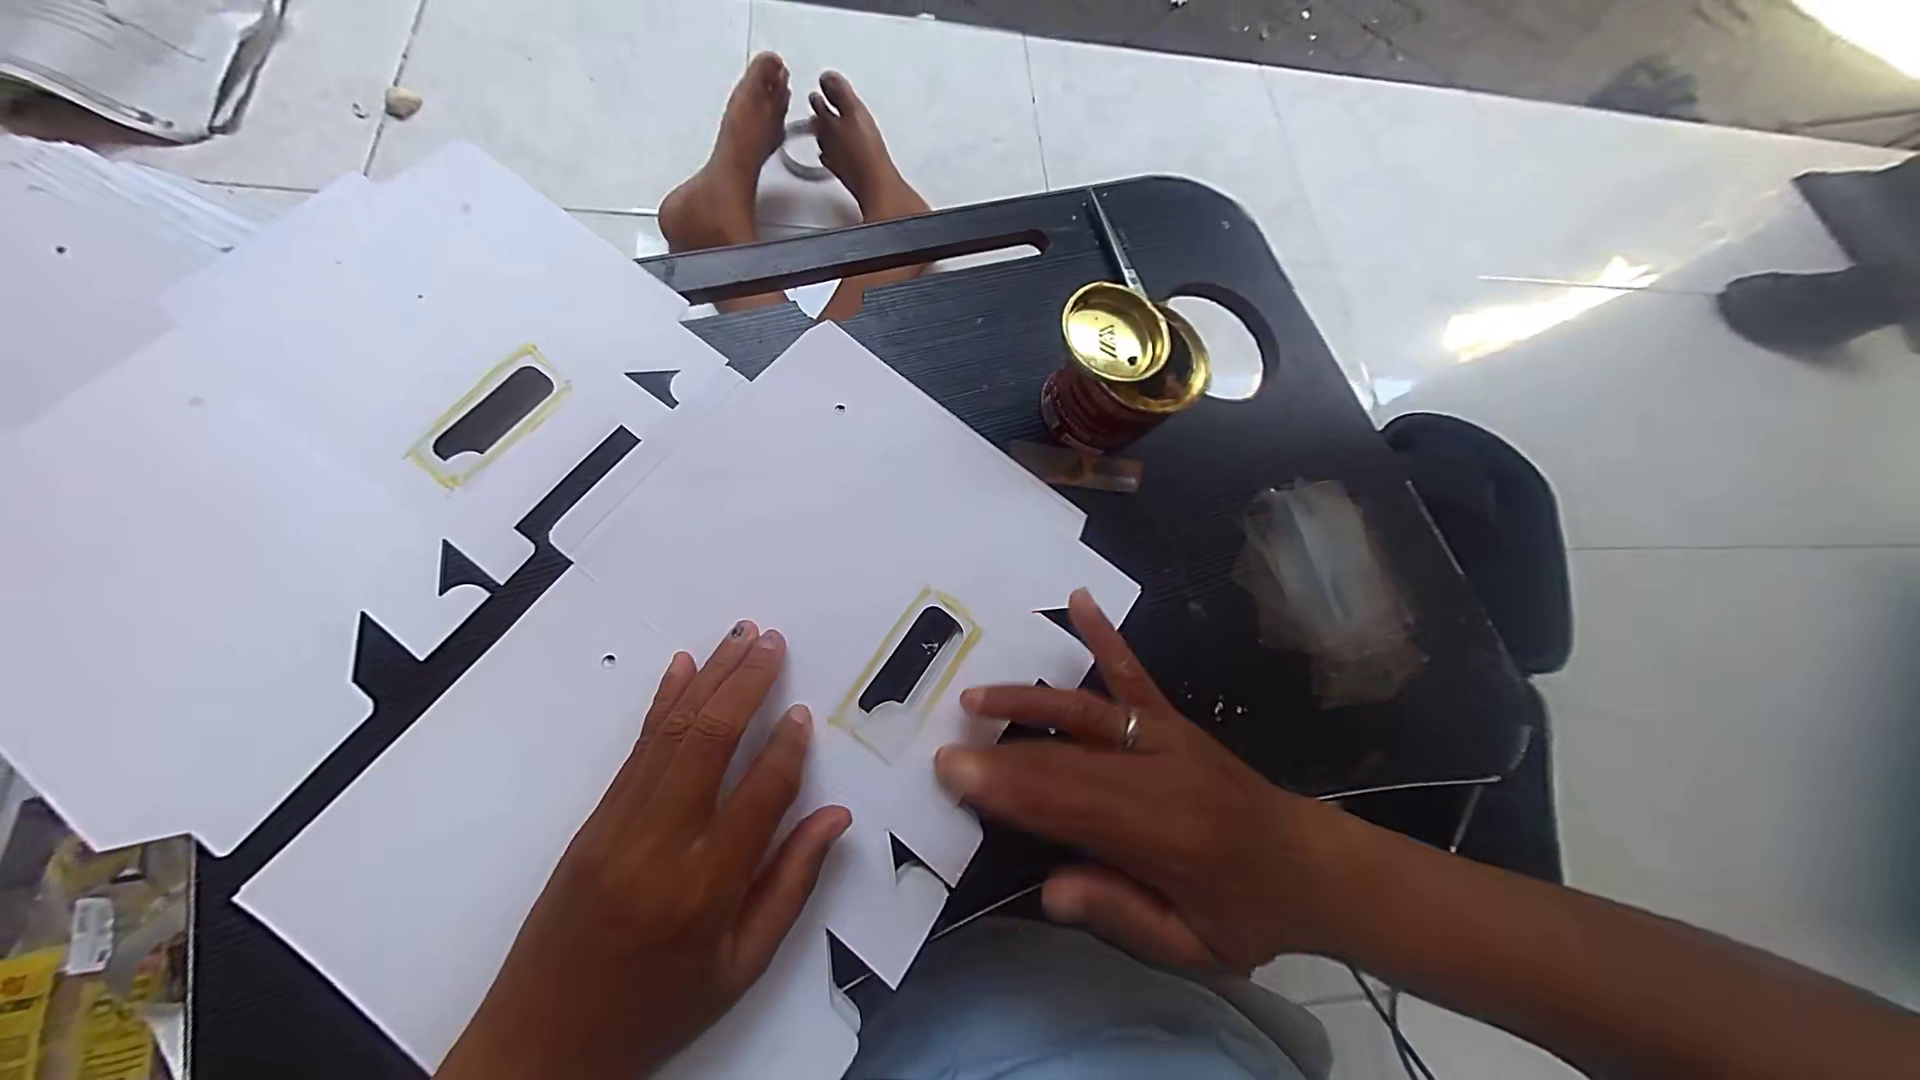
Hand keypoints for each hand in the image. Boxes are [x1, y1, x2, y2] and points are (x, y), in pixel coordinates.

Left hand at [437, 622, 851, 1079]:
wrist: (539, 1049)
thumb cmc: (656, 1010)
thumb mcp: (742, 965)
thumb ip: (794, 883)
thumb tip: (835, 817)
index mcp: (707, 886)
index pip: (762, 790)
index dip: (788, 745)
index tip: (803, 712)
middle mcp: (661, 843)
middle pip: (711, 739)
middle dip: (747, 681)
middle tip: (772, 641)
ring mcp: (619, 825)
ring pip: (674, 731)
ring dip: (711, 677)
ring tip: (741, 636)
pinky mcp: (595, 819)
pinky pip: (638, 748)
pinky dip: (664, 702)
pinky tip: (682, 668)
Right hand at [936, 589, 1364, 973]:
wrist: (1314, 865)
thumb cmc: (1246, 913)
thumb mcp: (1191, 947)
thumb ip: (1120, 916)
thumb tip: (1047, 890)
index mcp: (1165, 837)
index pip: (1070, 807)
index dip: (1008, 790)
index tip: (956, 774)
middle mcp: (1162, 774)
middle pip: (1065, 759)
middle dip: (1000, 755)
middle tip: (944, 747)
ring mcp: (1167, 736)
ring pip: (1085, 712)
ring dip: (1028, 701)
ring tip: (976, 696)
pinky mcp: (1174, 718)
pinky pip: (1134, 673)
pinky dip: (1104, 636)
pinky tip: (1079, 600)